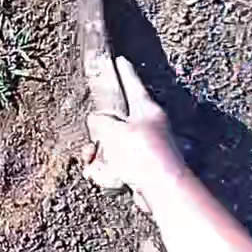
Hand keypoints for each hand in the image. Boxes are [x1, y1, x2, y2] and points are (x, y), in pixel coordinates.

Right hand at [82, 56, 184, 200]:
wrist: (160, 191)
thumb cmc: (141, 155)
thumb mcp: (112, 130)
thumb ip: (99, 121)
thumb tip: (96, 120)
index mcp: (147, 111)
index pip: (133, 85)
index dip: (125, 73)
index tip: (121, 60)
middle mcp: (148, 127)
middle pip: (115, 122)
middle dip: (98, 134)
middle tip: (90, 144)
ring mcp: (145, 150)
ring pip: (111, 147)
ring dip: (98, 156)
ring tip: (93, 163)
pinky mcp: (141, 171)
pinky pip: (114, 167)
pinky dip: (105, 173)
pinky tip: (104, 177)